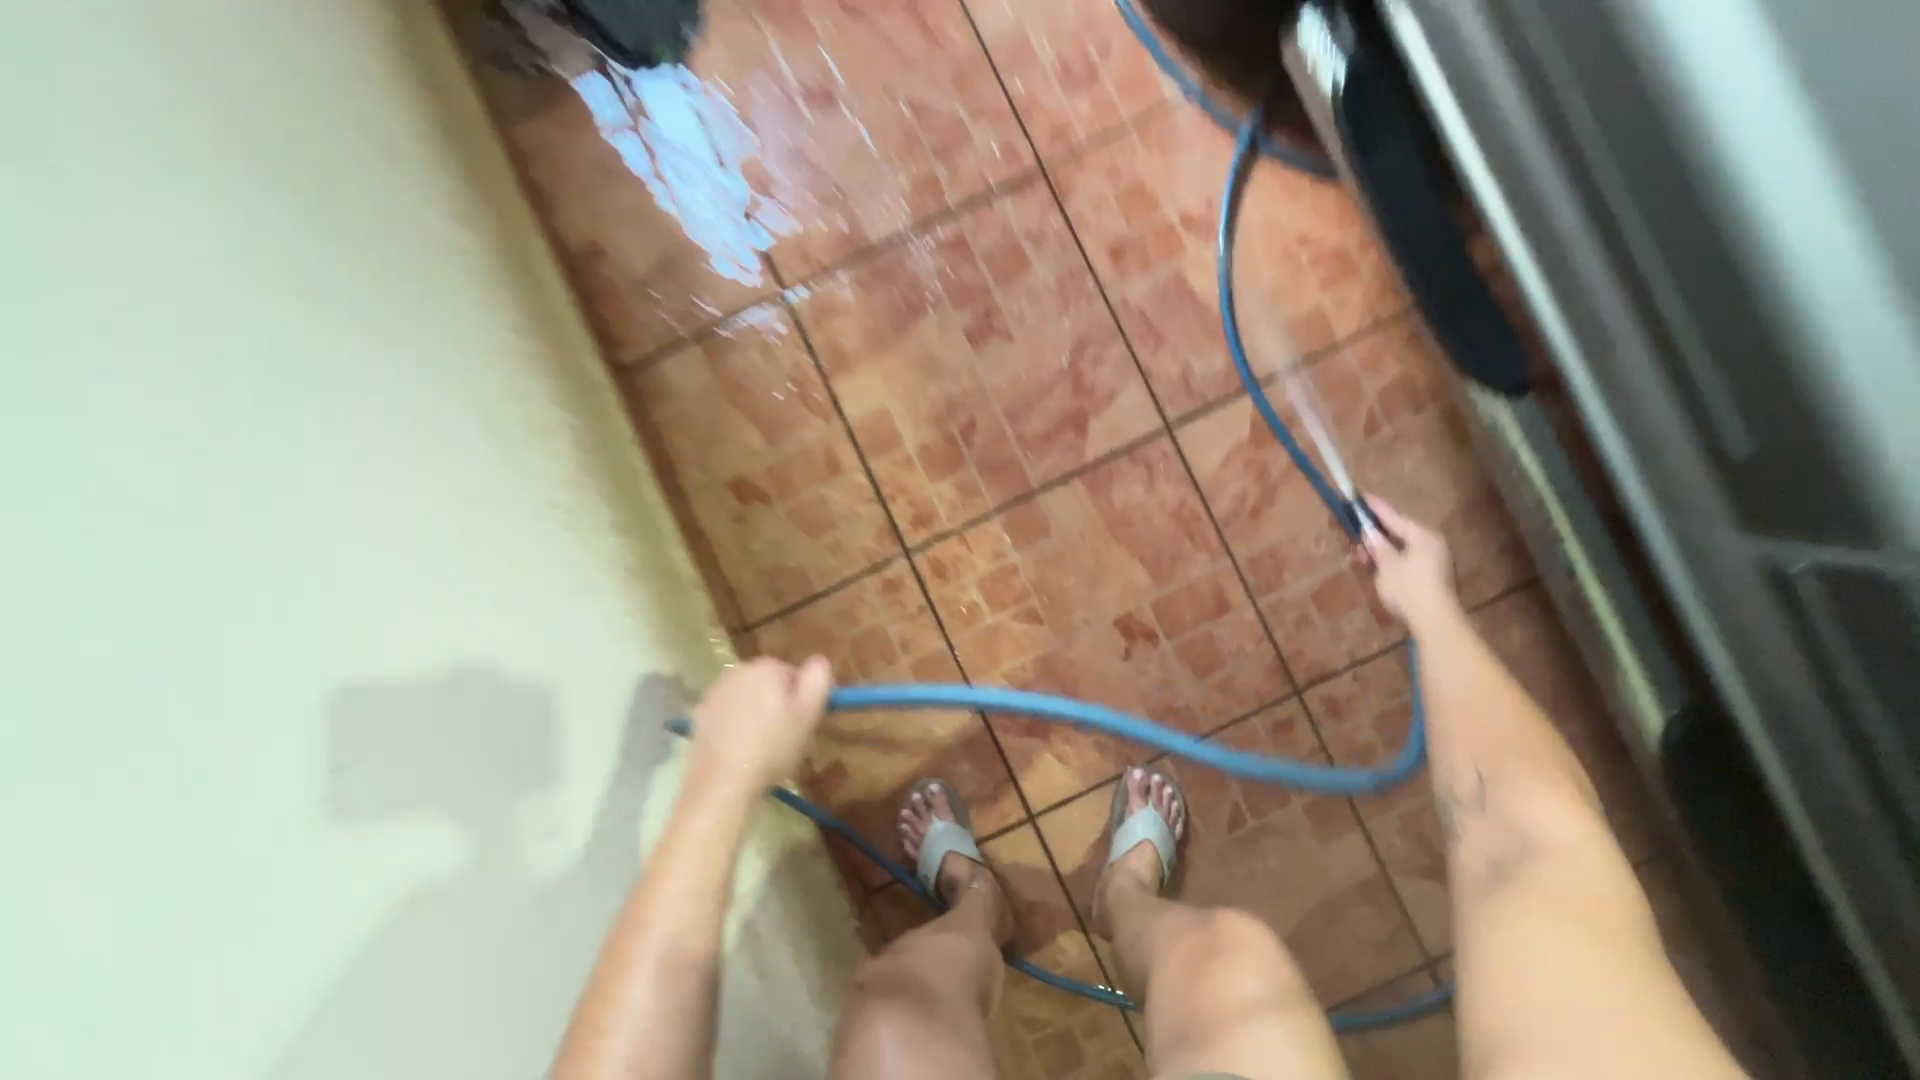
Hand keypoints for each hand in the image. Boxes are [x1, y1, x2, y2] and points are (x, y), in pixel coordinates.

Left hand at [687, 656, 832, 795]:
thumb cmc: (772, 747)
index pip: (793, 675)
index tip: (801, 724)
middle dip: (777, 705)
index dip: (801, 700)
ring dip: (756, 715)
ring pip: (747, 699)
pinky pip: (727, 714)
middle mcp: (738, 671)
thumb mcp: (809, 714)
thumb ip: (818, 680)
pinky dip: (735, 726)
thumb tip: (819, 660)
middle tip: (784, 738)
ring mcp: (714, 693)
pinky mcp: (699, 715)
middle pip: (768, 685)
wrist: (722, 782)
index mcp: (766, 667)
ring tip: (760, 747)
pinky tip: (739, 750)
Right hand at [1352, 495, 1460, 627]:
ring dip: (1380, 549)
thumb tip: (1369, 531)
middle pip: (1398, 532)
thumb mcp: (1386, 564)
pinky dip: (1390, 560)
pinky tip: (1375, 566)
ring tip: (1360, 555)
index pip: (1393, 516)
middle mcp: (1431, 543)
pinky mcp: (1431, 576)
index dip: (1375, 507)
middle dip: (1375, 532)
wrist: (1435, 621)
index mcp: (1422, 535)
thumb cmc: (1408, 588)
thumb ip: (1377, 545)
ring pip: (1401, 547)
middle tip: (1354, 530)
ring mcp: (1434, 560)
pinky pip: (1406, 560)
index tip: (1360, 495)